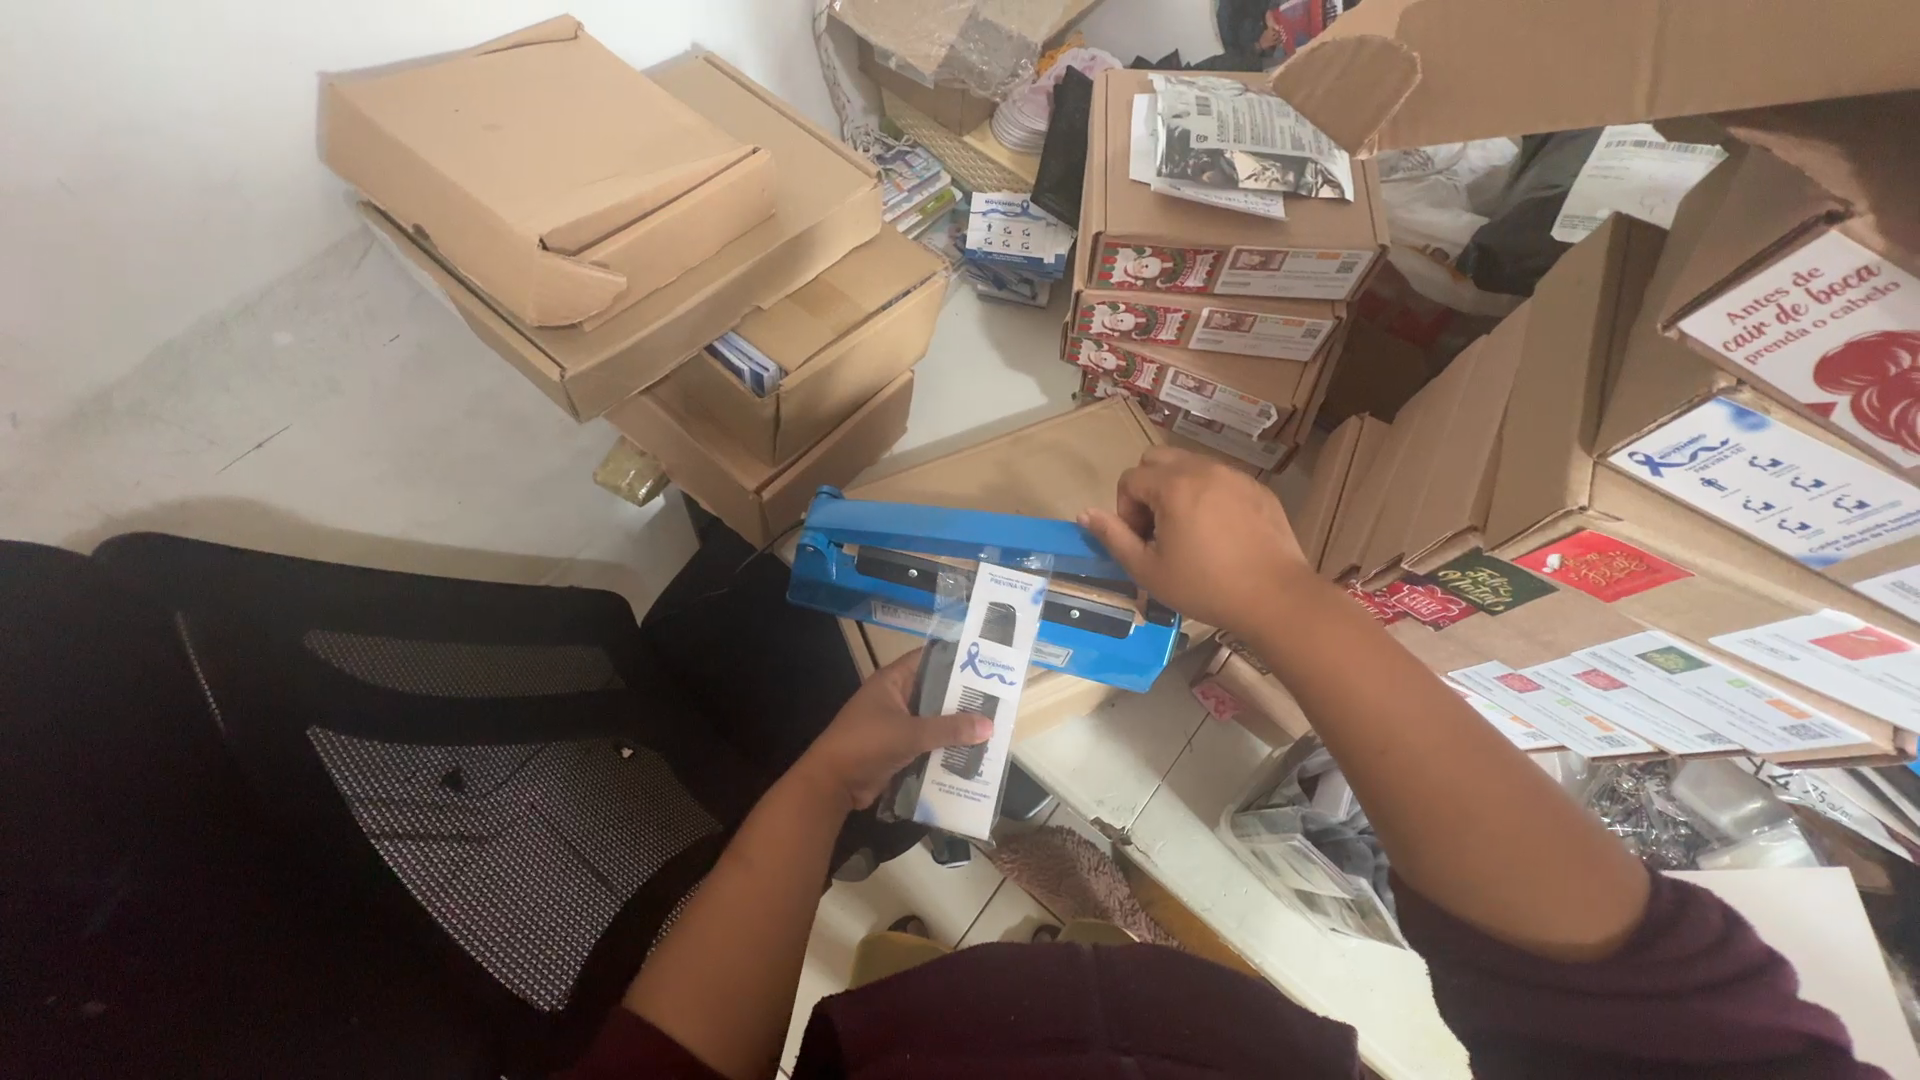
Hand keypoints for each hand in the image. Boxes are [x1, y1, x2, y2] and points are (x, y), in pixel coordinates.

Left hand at [792, 649, 992, 812]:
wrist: (832, 784)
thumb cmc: (866, 744)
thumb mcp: (909, 733)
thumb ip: (949, 729)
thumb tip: (989, 725)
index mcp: (893, 681)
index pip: (928, 659)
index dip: (955, 658)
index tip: (987, 662)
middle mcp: (896, 698)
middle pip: (935, 692)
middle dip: (963, 698)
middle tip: (999, 700)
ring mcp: (897, 724)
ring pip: (934, 721)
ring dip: (957, 727)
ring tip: (994, 728)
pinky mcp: (899, 749)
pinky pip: (929, 744)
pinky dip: (946, 748)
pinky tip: (973, 754)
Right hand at [1079, 447, 1318, 634]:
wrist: (1275, 597)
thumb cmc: (1205, 587)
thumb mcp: (1148, 570)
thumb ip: (1113, 537)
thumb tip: (1085, 514)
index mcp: (1172, 486)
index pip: (1130, 479)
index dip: (1125, 510)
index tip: (1141, 541)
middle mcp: (1203, 469)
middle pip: (1157, 459)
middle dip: (1148, 488)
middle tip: (1158, 528)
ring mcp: (1234, 475)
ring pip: (1190, 465)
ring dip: (1177, 489)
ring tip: (1188, 531)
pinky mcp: (1258, 488)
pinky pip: (1221, 479)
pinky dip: (1208, 495)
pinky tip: (1220, 533)